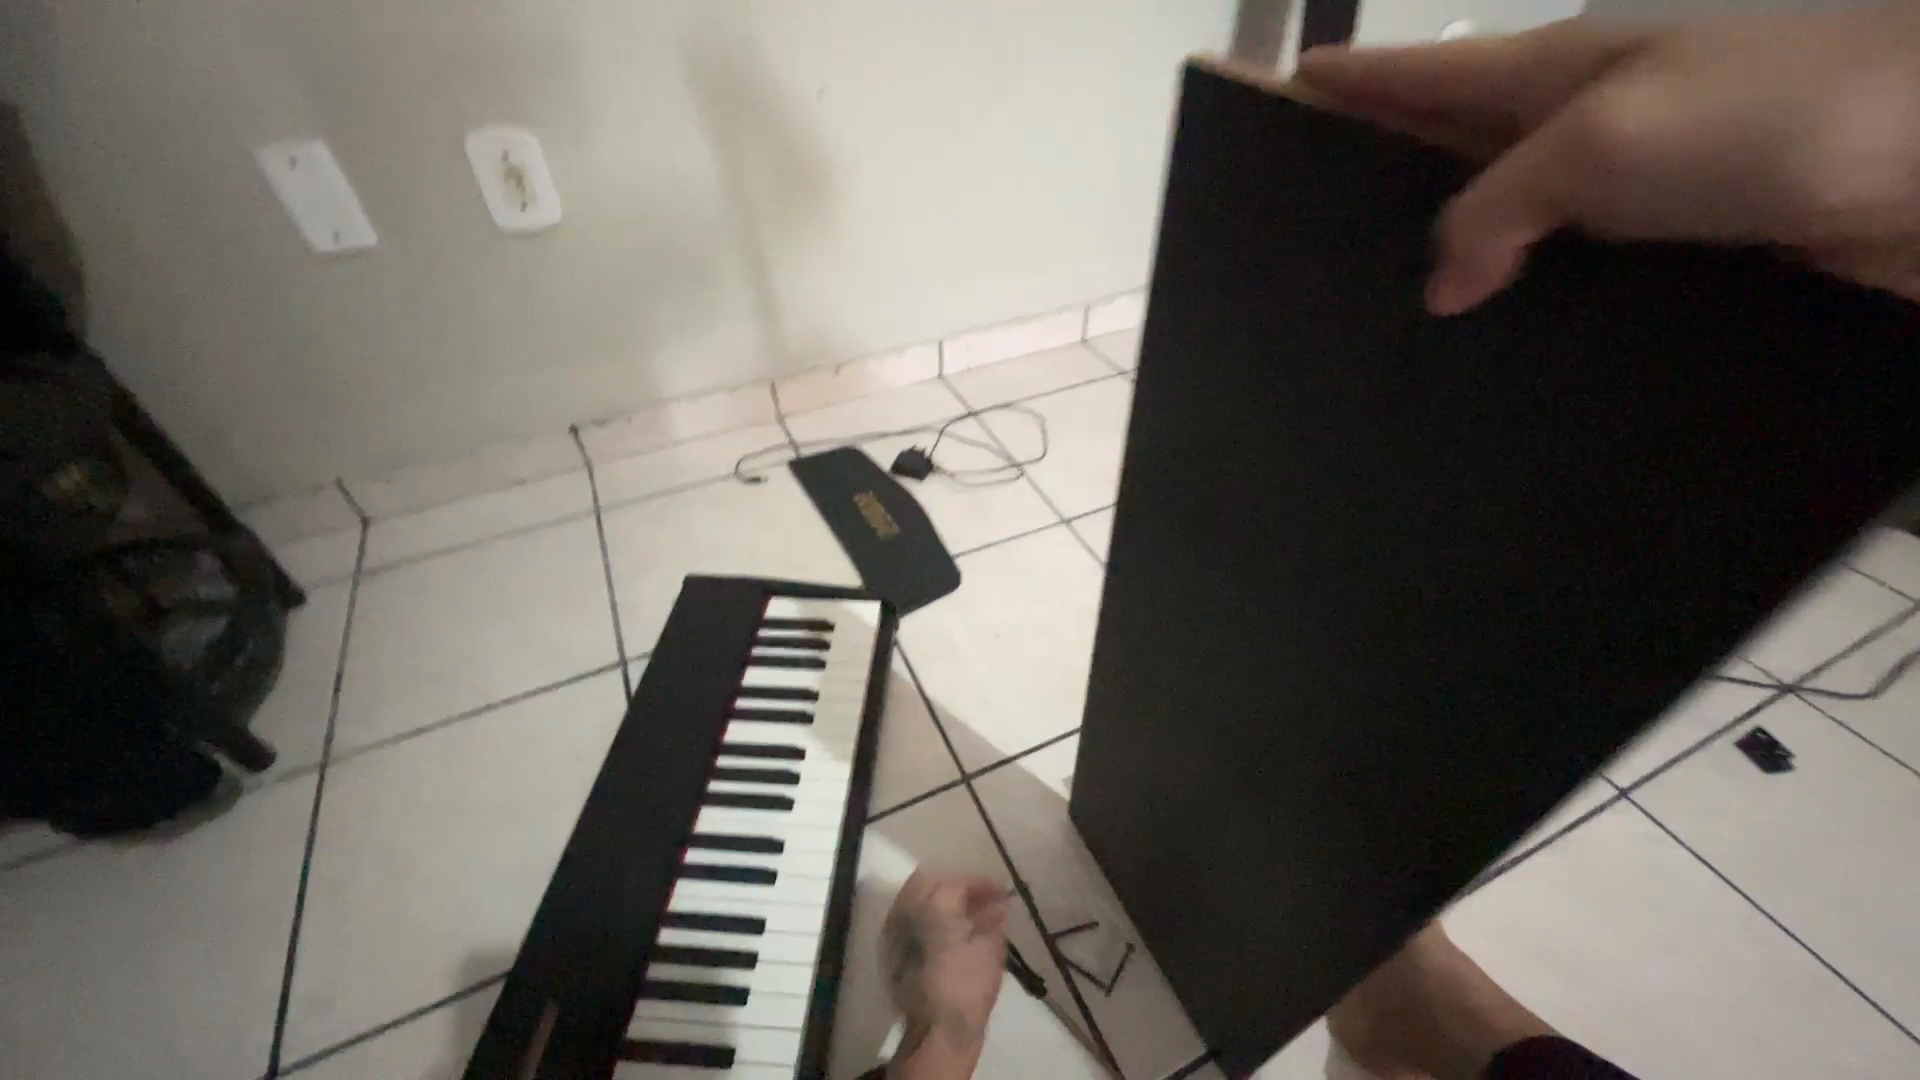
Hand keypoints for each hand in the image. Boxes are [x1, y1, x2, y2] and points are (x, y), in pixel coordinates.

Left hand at [882, 871, 1009, 1074]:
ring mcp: (894, 928)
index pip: (959, 881)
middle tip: (977, 900)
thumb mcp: (991, 950)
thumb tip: (998, 906)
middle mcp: (908, 908)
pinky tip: (942, 930)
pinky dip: (923, 915)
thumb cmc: (968, 988)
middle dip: (955, 885)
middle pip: (930, 880)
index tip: (999, 893)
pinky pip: (904, 917)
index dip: (981, 884)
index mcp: (935, 903)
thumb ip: (993, 920)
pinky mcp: (888, 949)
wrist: (936, 1032)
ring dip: (937, 898)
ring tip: (962, 914)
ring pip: (913, 895)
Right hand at [1297, 6, 1919, 314]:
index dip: (1358, 76)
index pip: (1424, 74)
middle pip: (1447, 143)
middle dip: (1376, 165)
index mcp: (1550, 77)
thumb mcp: (1600, 143)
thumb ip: (1492, 209)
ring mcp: (1618, 185)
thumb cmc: (1768, 120)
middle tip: (1308, 219)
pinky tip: (1469, 330)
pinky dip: (1500, 292)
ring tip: (1365, 293)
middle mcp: (1574, 126)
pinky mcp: (1656, 243)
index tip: (1295, 82)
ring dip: (1434, 245)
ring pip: (1493, 215)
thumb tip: (1443, 286)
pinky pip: (1545, 268)